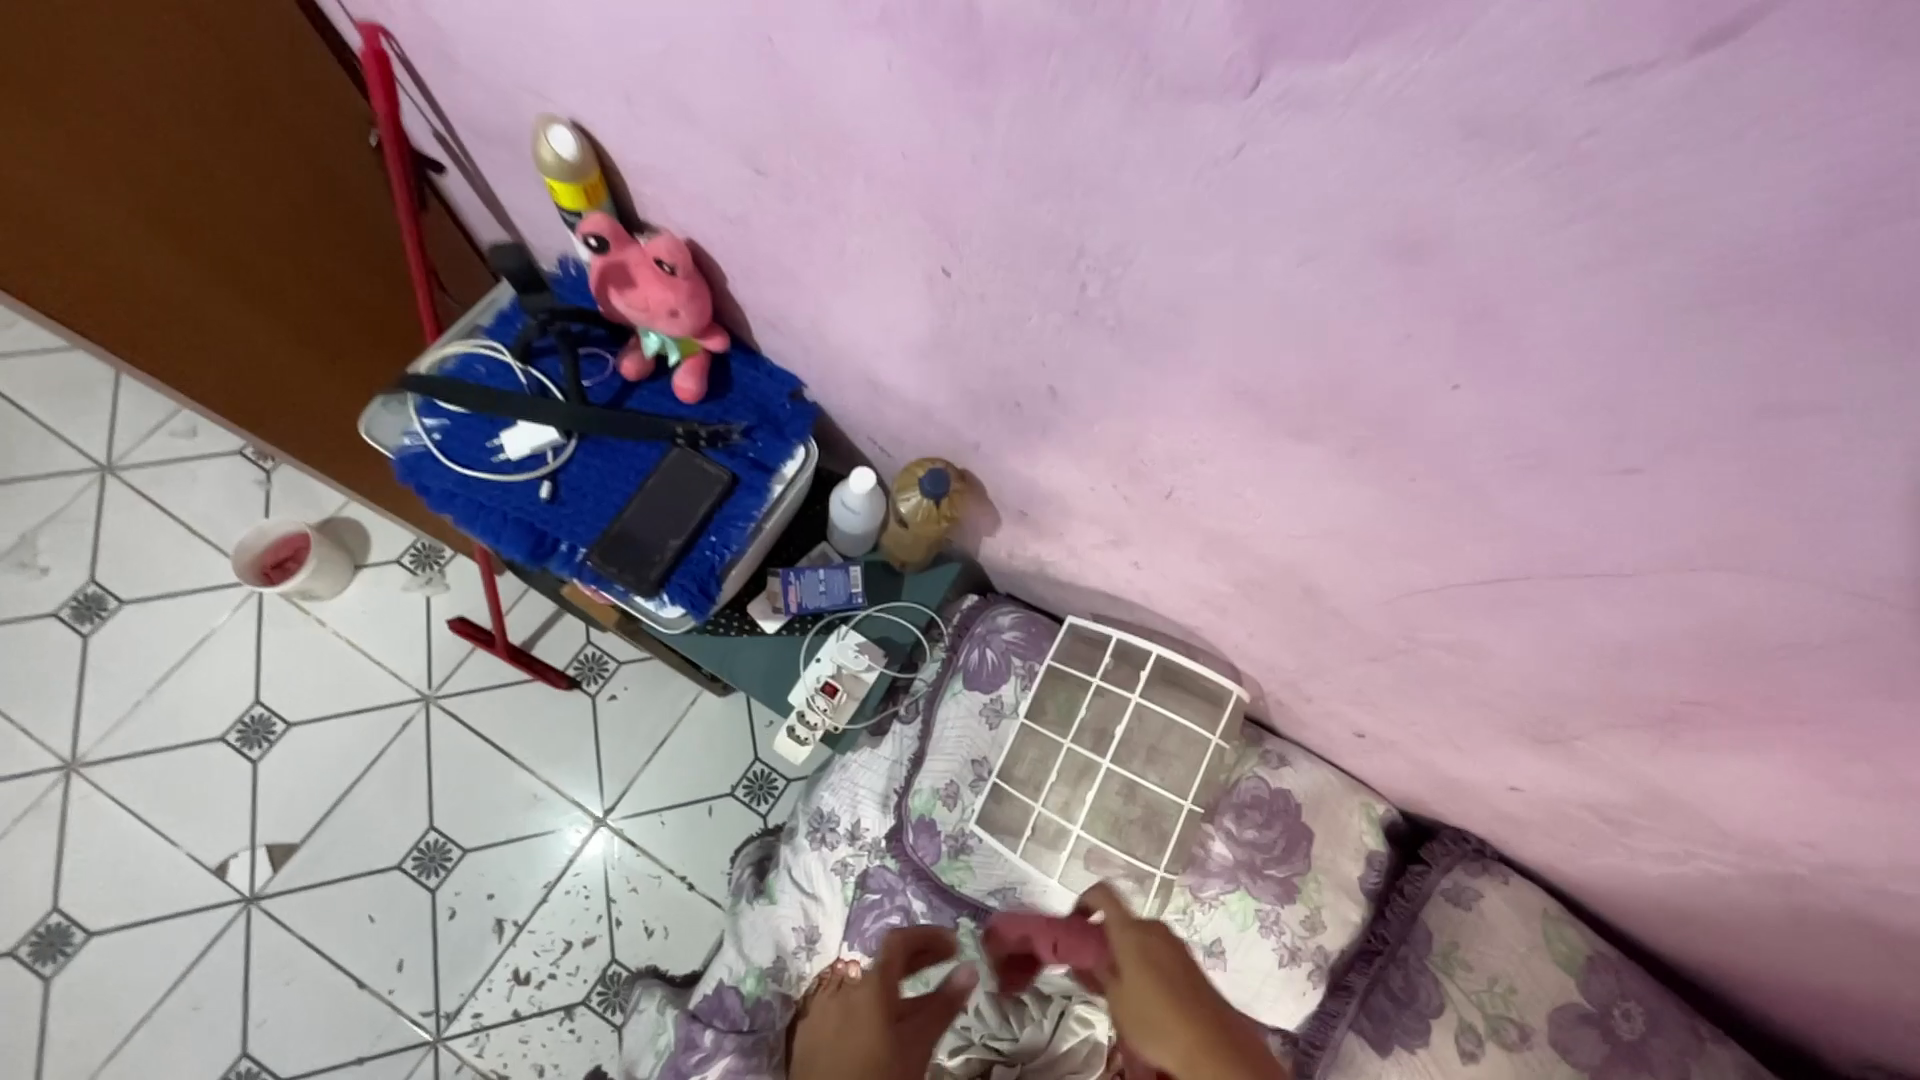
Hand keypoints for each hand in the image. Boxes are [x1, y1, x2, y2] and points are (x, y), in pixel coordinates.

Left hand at [788, 926, 977, 1079]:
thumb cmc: (879, 1078)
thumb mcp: (917, 1045)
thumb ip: (943, 1004)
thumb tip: (970, 969)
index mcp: (871, 984)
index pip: (900, 941)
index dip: (928, 936)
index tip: (954, 944)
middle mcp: (844, 985)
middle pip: (884, 960)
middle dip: (918, 958)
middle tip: (947, 961)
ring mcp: (824, 1006)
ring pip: (866, 985)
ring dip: (896, 984)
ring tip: (922, 998)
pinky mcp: (812, 1029)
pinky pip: (847, 1003)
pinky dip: (871, 1004)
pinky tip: (884, 1023)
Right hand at [1076, 883, 1287, 1079]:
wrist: (1214, 1045)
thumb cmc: (1156, 1022)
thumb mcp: (1116, 1002)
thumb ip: (1098, 973)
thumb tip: (1087, 959)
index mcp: (1130, 931)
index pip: (1102, 894)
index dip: (1084, 901)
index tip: (1075, 922)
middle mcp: (1153, 928)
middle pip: (1122, 920)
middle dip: (1106, 938)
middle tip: (1095, 968)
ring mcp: (1174, 942)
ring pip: (1140, 937)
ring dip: (1126, 953)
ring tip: (1120, 987)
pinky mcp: (1189, 960)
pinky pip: (1158, 950)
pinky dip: (1145, 962)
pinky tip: (1146, 994)